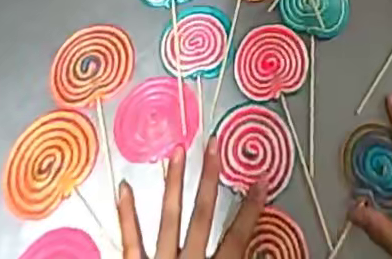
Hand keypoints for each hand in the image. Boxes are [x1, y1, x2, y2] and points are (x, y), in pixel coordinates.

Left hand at [117, 147, 264, 258]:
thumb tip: (266, 257)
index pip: (238, 238)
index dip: (251, 209)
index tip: (262, 180)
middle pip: (203, 216)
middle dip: (210, 178)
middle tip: (214, 144)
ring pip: (168, 218)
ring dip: (174, 182)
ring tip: (176, 150)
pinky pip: (130, 243)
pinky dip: (127, 215)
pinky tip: (125, 188)